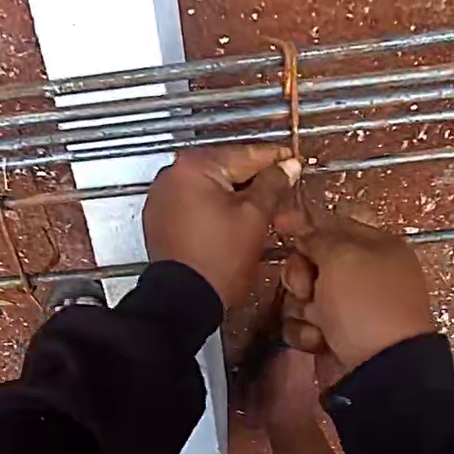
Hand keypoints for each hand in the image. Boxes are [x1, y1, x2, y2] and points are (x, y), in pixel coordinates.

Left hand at [144, 144, 299, 306]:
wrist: (185, 300)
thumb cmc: (218, 261)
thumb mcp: (255, 217)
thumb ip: (273, 185)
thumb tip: (287, 167)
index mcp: (194, 166)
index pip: (245, 153)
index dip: (274, 160)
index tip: (291, 162)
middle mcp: (172, 175)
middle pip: (227, 170)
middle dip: (257, 183)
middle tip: (284, 193)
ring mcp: (163, 198)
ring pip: (212, 188)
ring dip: (238, 198)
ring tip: (264, 214)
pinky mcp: (162, 219)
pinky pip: (196, 205)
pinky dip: (217, 210)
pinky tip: (236, 225)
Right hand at [276, 205, 436, 374]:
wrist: (380, 370)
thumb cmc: (366, 304)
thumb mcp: (344, 258)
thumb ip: (319, 237)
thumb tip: (306, 230)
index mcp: (376, 249)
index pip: (335, 225)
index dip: (306, 223)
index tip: (279, 224)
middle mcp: (361, 276)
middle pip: (311, 261)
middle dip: (301, 274)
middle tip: (306, 288)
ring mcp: (347, 308)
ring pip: (302, 295)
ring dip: (304, 308)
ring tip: (319, 321)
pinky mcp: (332, 336)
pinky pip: (303, 325)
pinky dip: (307, 333)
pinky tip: (320, 341)